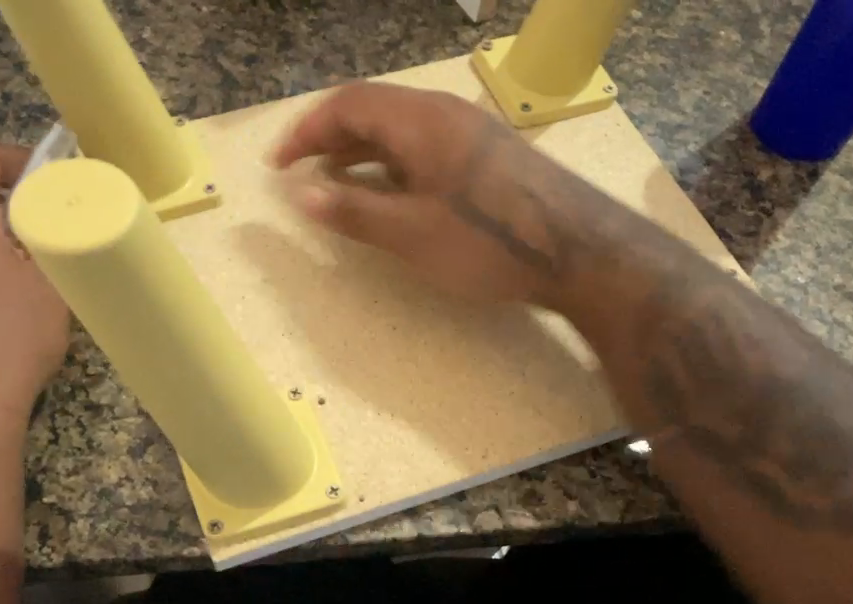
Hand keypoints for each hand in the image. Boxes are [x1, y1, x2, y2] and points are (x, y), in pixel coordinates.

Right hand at [271, 82, 580, 308]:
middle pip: (372, 110)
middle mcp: (442, 115)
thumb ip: (354, 211)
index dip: (306, 131)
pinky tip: (387, 192)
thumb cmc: (487, 243)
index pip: (348, 105)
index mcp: (419, 121)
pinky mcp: (483, 158)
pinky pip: (422, 147)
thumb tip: (302, 194)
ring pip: (399, 129)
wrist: (574, 251)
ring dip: (359, 151)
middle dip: (329, 137)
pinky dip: (390, 164)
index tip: (278, 164)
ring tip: (333, 181)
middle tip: (301, 171)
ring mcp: (467, 134)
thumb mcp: (411, 233)